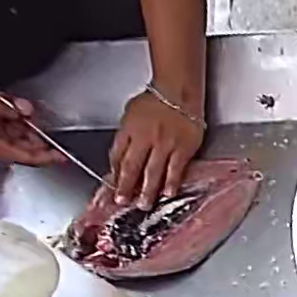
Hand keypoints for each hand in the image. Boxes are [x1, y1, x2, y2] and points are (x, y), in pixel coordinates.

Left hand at [109, 88, 204, 209]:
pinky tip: (168, 193)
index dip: (115, 174)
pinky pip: (175, 169)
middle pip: (133, 166)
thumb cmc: (155, 103)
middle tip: (122, 202)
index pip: (118, 155)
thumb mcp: (131, 114)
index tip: (114, 189)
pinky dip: (171, 182)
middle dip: (126, 186)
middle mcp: (145, 137)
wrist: (178, 93)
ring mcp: (165, 144)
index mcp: (130, 129)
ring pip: (153, 171)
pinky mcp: (182, 148)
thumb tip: (120, 160)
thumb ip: (126, 137)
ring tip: (144, 204)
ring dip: (147, 190)